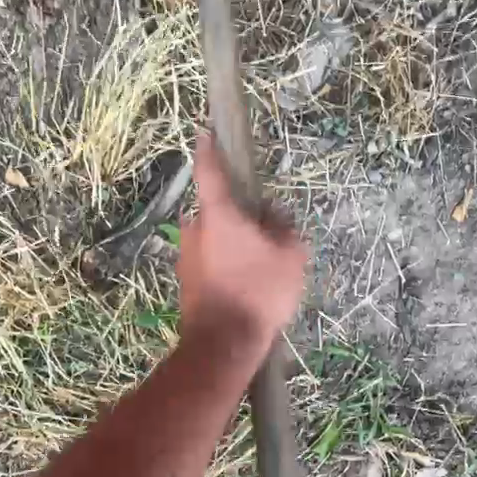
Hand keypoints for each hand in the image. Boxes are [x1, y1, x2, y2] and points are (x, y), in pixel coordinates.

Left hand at [176, 133, 306, 346]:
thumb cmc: (259, 291)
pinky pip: (210, 263)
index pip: (210, 171)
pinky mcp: (185, 283)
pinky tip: (247, 287)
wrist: (224, 344)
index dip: (209, 149)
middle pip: (218, 210)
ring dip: (233, 244)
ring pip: (214, 239)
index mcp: (218, 214)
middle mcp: (194, 230)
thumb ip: (284, 228)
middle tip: (267, 232)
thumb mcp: (290, 255)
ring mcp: (186, 258)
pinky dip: (225, 266)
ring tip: (262, 267)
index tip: (204, 132)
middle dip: (239, 216)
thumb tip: (274, 217)